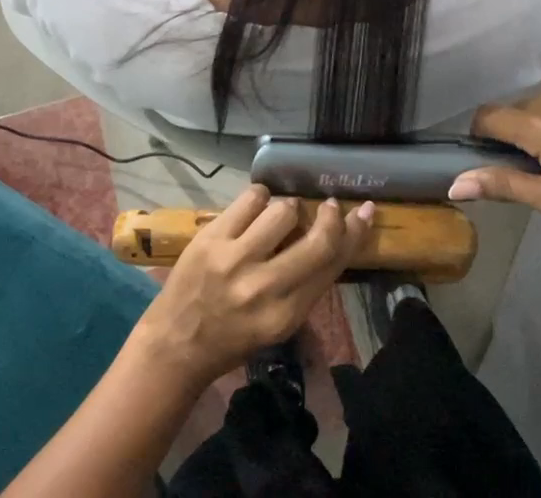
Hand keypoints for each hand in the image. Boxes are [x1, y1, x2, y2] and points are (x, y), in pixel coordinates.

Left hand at [130, 187, 372, 384]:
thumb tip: (331, 239)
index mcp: (286, 314)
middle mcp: (264, 286)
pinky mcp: (210, 239)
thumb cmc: (232, 338)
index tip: (364, 213)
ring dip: (289, 208)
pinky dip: (259, 197)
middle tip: (330, 207)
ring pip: (282, 211)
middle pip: (317, 239)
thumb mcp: (279, 325)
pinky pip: (249, 200)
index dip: (354, 234)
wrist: (176, 344)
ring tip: (281, 216)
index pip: (332, 265)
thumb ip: (305, 287)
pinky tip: (257, 206)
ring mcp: (234, 259)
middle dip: (330, 216)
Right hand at [450, 86, 540, 246]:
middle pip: (512, 111)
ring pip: (536, 107)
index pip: (486, 117)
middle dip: (514, 138)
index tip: (496, 166)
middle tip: (540, 175)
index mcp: (540, 121)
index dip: (481, 140)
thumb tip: (454, 183)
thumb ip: (504, 184)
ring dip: (538, 130)